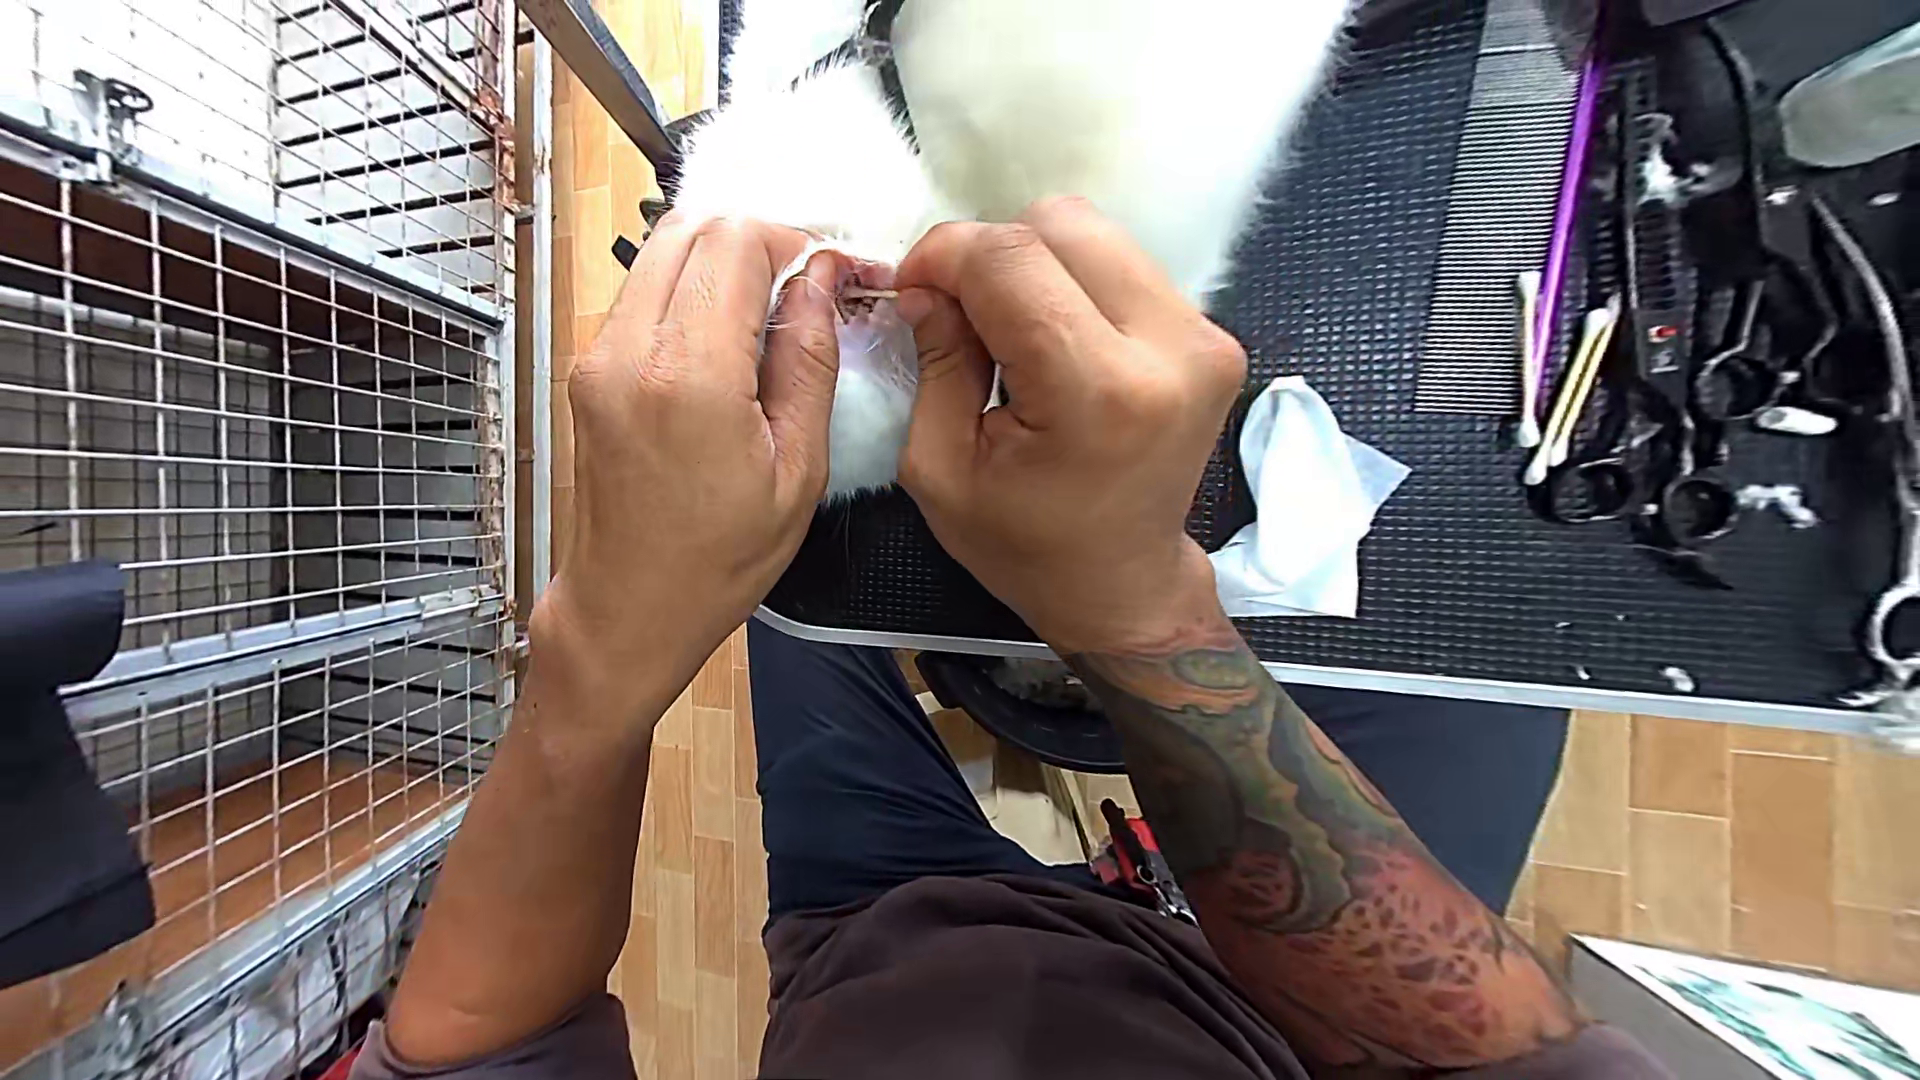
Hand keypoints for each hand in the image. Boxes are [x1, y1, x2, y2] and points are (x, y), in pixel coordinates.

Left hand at [531, 216, 840, 728]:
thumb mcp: (799, 470)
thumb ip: (810, 365)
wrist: (633, 603)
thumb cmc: (725, 555)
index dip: (792, 243)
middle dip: (758, 244)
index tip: (828, 275)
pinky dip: (694, 293)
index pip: (736, 243)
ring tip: (772, 321)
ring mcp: (596, 354)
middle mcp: (627, 347)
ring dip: (725, 266)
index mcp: (689, 375)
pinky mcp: (589, 368)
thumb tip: (819, 286)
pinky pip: (645, 292)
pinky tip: (731, 344)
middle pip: (692, 230)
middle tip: (805, 294)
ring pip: (663, 252)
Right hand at [894, 197, 1246, 654]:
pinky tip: (1055, 343)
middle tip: (963, 316)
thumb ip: (934, 362)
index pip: (1010, 260)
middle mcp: (1169, 349)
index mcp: (1095, 393)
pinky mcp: (1215, 340)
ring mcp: (1205, 339)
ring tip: (1011, 335)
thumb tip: (926, 285)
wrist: (1121, 584)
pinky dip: (1075, 287)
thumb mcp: (942, 470)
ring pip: (1097, 235)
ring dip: (1035, 269)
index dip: (945, 255)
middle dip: (991, 257)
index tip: (915, 289)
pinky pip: (1125, 268)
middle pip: (1061, 224)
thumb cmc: (1024, 547)